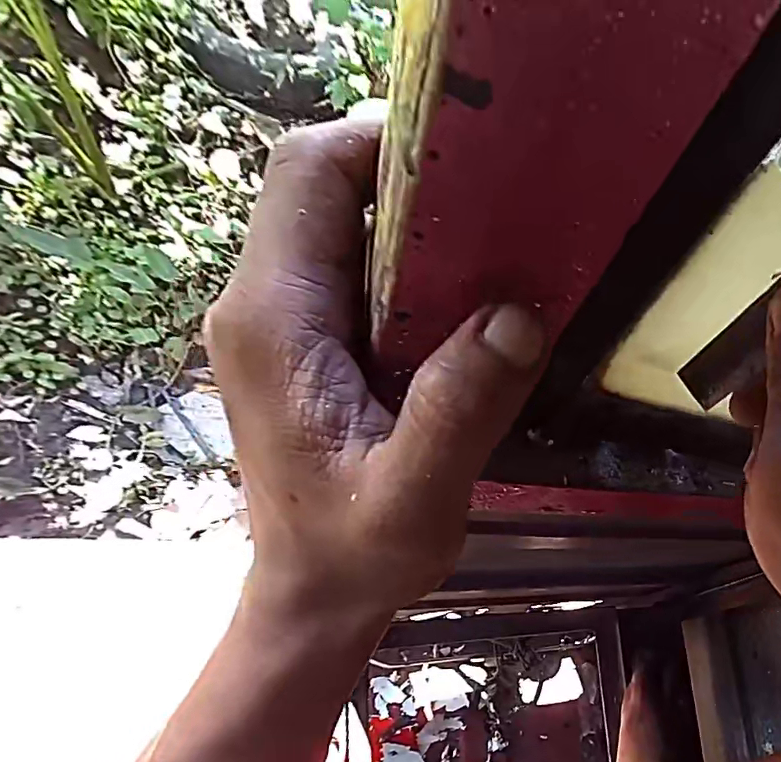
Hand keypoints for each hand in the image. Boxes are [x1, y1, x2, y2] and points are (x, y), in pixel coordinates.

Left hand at [204, 118, 547, 623]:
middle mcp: (262, 310)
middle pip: (327, 195)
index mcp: (274, 323)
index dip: (383, 145)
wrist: (315, 598)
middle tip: (500, 217)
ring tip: (494, 264)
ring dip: (419, 238)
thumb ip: (460, 408)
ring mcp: (282, 331)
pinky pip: (359, 286)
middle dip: (413, 189)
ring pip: (346, 238)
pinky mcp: (307, 356)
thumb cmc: (354, 556)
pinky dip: (414, 283)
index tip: (469, 163)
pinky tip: (464, 316)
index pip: (310, 176)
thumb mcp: (415, 494)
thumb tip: (518, 316)